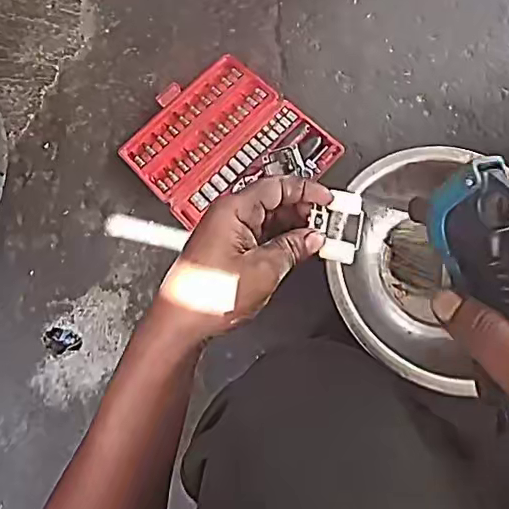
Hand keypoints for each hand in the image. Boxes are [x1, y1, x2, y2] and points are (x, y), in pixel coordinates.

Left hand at [151, 174, 329, 342]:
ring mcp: (226, 230)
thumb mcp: (264, 270)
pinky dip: (280, 238)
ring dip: (293, 225)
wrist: (181, 323)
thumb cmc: (206, 297)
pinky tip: (296, 248)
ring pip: (268, 217)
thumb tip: (311, 238)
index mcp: (233, 208)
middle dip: (303, 209)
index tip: (328, 199)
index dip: (307, 190)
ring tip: (316, 236)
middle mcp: (227, 214)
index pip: (278, 185)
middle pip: (274, 199)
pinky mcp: (227, 246)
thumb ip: (292, 248)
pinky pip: (260, 233)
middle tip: (327, 220)